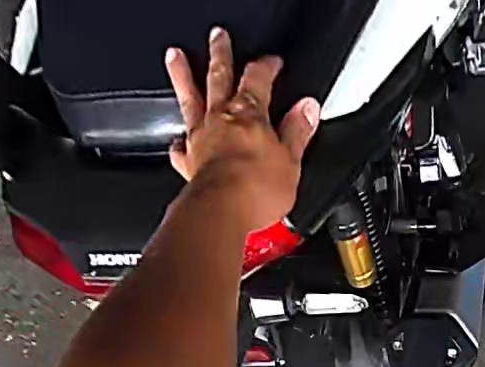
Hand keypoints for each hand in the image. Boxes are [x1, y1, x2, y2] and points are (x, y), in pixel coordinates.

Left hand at [164, 28, 319, 232]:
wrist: (223, 211)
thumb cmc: (255, 190)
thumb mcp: (290, 162)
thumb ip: (297, 132)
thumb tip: (307, 108)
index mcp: (250, 115)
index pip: (259, 78)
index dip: (266, 66)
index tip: (273, 61)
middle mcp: (222, 120)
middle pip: (219, 76)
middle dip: (221, 54)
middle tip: (218, 37)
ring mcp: (202, 140)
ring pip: (191, 99)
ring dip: (183, 76)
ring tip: (176, 57)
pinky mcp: (190, 164)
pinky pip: (180, 148)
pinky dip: (178, 142)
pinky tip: (177, 141)